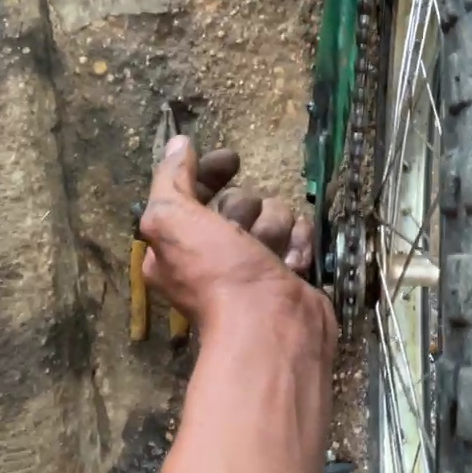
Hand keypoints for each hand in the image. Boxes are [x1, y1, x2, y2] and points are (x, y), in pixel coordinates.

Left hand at [140, 136, 332, 346]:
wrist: (271, 327)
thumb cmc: (217, 274)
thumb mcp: (174, 220)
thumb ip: (171, 179)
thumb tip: (179, 145)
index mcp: (177, 245)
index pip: (192, 192)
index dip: (208, 172)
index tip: (231, 160)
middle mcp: (213, 254)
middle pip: (238, 201)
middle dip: (244, 211)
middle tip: (240, 233)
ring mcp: (255, 264)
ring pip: (273, 214)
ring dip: (274, 228)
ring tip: (269, 253)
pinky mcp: (290, 271)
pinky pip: (300, 235)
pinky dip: (298, 244)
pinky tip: (293, 263)